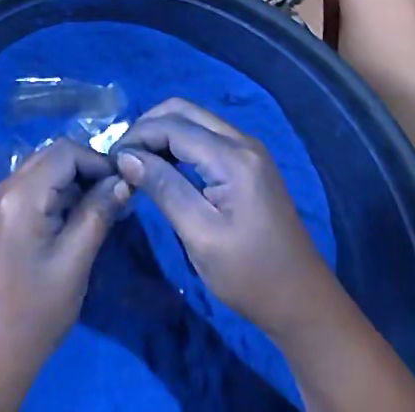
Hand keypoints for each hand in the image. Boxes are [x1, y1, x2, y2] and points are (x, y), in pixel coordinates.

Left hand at [0, 140, 130, 409]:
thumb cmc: (38, 306)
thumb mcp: (75, 259)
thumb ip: (98, 213)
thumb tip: (124, 181)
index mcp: (22, 192)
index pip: (66, 152)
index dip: (99, 161)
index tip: (128, 184)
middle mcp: (9, 184)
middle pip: (55, 155)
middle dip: (90, 168)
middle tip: (121, 194)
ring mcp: (6, 198)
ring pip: (48, 168)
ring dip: (78, 180)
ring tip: (109, 206)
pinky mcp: (8, 212)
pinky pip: (40, 186)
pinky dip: (64, 192)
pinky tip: (86, 214)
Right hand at [114, 98, 330, 334]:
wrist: (304, 304)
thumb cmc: (251, 276)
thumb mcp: (200, 235)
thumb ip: (163, 188)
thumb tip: (125, 157)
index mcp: (233, 159)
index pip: (172, 126)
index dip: (137, 137)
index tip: (111, 161)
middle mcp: (243, 142)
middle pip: (182, 110)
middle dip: (146, 126)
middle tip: (123, 157)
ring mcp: (248, 150)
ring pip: (192, 118)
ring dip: (160, 132)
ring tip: (136, 161)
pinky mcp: (248, 162)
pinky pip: (204, 135)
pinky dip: (177, 142)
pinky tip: (162, 166)